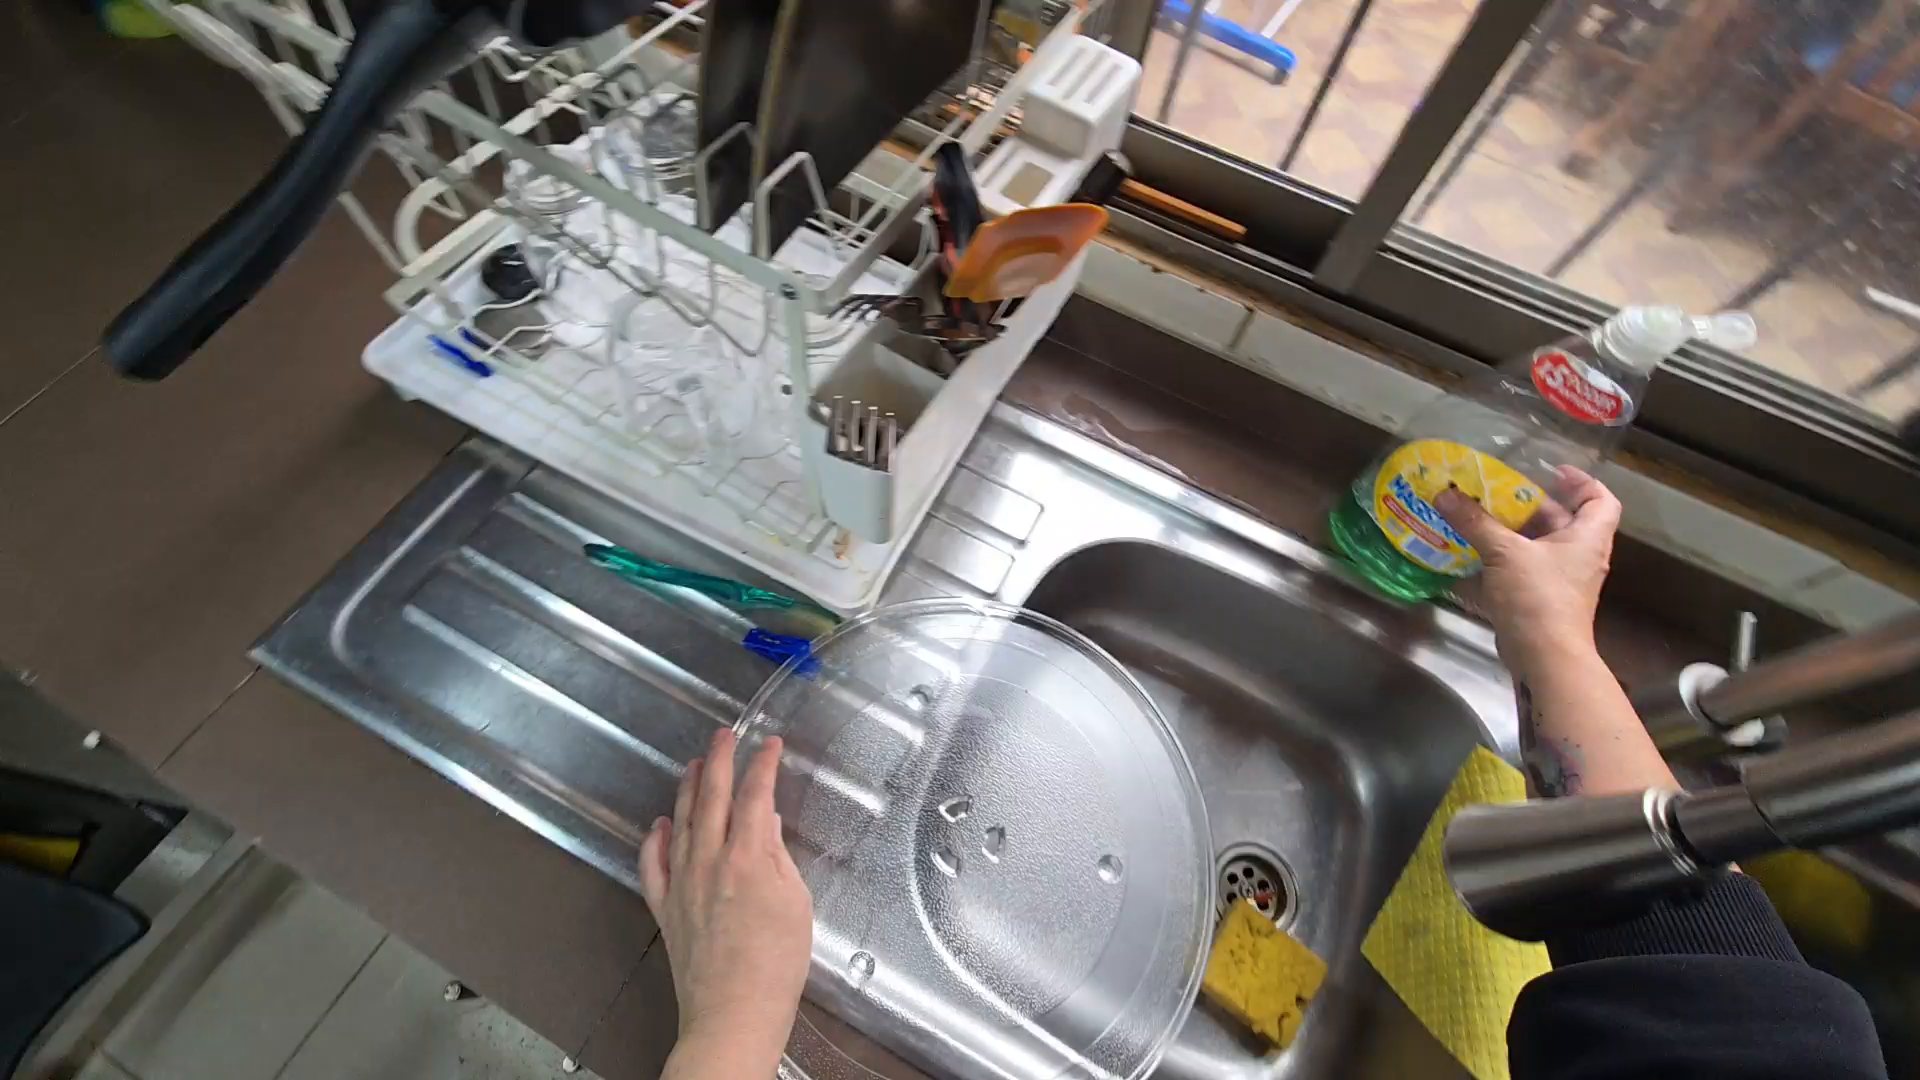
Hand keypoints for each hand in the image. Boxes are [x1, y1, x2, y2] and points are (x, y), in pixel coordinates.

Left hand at [640, 729, 811, 1061]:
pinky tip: (659, 823)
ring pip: (680, 821)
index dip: (764, 764)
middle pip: (711, 796)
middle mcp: (709, 861)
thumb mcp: (795, 901)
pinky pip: (652, 864)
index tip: (771, 744)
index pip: (755, 795)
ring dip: (687, 787)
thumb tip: (768, 821)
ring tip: (694, 763)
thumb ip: (777, 855)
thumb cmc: (777, 962)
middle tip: (725, 734)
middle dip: (719, 759)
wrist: (732, 1015)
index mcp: (748, 857)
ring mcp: (682, 883)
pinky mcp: (665, 907)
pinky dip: (654, 839)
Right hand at [1436, 467, 1621, 683]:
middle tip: (1494, 492)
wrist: (1543, 654)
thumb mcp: (1504, 552)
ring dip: (1508, 530)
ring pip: (1536, 544)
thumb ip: (1475, 522)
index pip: (1600, 501)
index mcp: (1586, 538)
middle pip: (1560, 520)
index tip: (1552, 472)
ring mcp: (1558, 578)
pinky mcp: (1537, 596)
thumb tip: (1445, 494)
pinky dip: (1498, 555)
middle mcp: (1578, 555)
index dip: (1582, 482)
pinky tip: (1471, 551)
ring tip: (1475, 517)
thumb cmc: (1537, 596)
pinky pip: (1520, 565)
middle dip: (1528, 505)